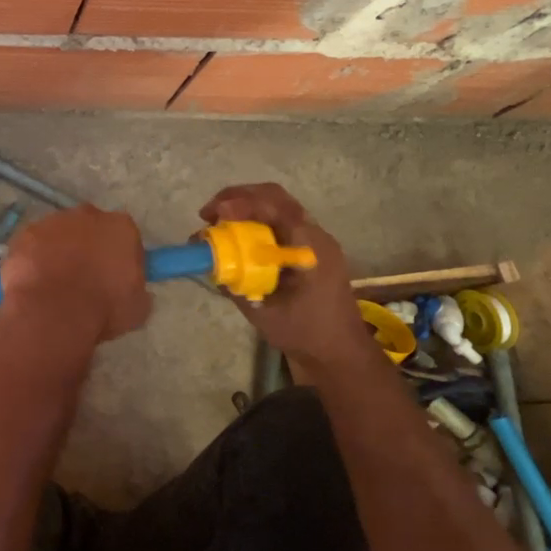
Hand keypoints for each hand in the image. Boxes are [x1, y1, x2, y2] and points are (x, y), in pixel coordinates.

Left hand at [0, 205, 151, 347]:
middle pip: (90, 229)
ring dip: (59, 252)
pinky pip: (33, 246)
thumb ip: (137, 290)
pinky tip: (35, 283)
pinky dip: (34, 260)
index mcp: (121, 227)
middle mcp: (87, 215)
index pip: (125, 237)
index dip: (120, 258)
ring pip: (59, 235)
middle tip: (85, 279)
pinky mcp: (25, 234)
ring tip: (56, 285)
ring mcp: (52, 222)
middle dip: (88, 248)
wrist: (54, 311)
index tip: (115, 278)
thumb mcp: (137, 308)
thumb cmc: (103, 308)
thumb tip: (133, 292)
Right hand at [199, 184, 361, 364]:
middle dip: (238, 197)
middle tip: (209, 214)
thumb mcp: (263, 312)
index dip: (242, 203)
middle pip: (276, 197)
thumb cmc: (305, 334)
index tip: (212, 215)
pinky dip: (254, 221)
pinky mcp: (310, 248)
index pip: (278, 209)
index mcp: (310, 249)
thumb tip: (209, 261)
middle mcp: (315, 236)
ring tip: (218, 223)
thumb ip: (236, 284)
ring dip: (245, 207)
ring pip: (278, 205)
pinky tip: (237, 237)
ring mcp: (315, 240)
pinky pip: (280, 221)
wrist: (341, 352)